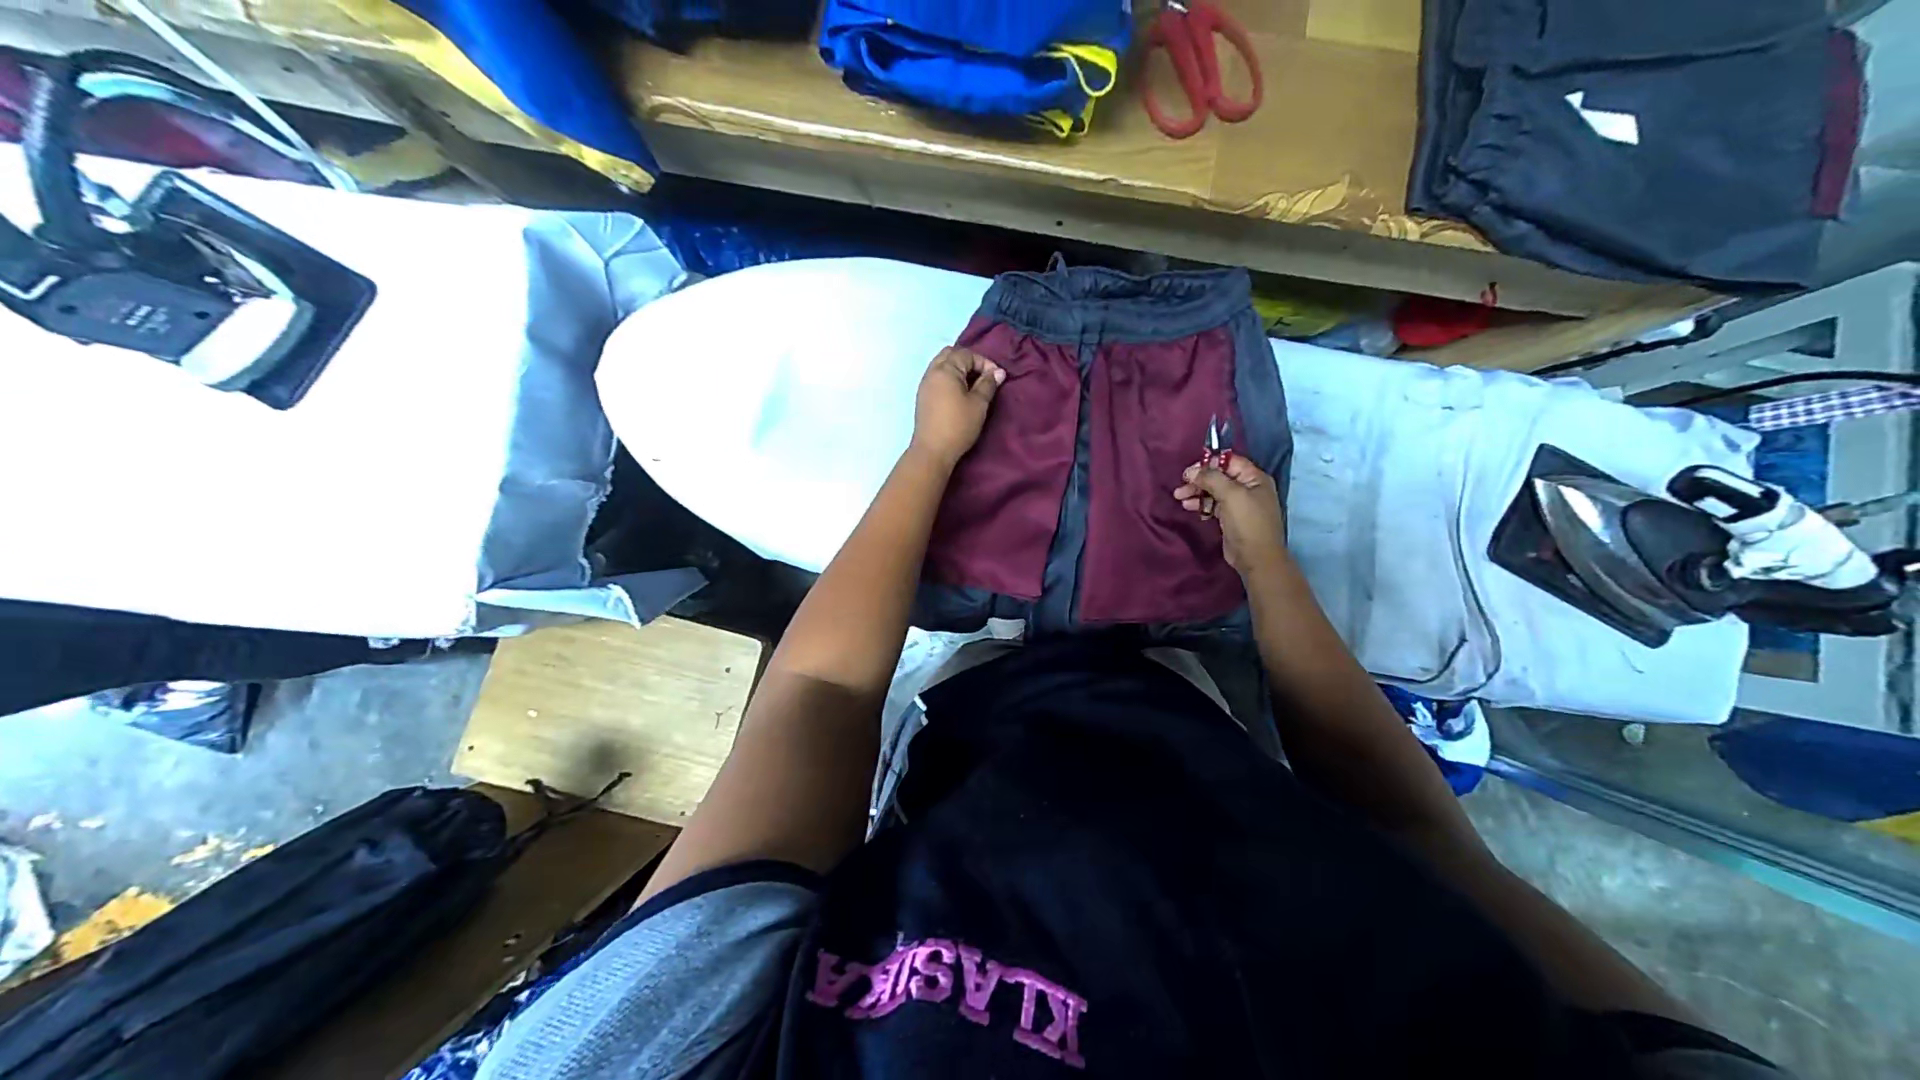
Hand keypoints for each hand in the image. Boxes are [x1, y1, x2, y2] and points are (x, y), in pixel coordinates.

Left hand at [910, 346, 1004, 468]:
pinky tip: (958, 393)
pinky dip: (949, 378)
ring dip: (958, 369)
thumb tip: (998, 372)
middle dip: (969, 361)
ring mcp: (925, 384)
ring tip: (972, 385)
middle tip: (982, 376)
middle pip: (951, 354)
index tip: (996, 378)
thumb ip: (988, 384)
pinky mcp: (923, 396)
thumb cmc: (958, 425)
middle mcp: (932, 372)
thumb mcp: (979, 404)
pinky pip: (936, 377)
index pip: (967, 354)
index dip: (984, 362)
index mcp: (945, 369)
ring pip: (942, 365)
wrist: (932, 451)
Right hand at [1173, 455, 1289, 579]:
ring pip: (1213, 491)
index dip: (1209, 463)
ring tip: (1180, 498)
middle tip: (1181, 487)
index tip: (1190, 471)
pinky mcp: (1230, 517)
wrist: (1256, 557)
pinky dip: (1200, 504)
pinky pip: (1212, 505)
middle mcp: (1248, 487)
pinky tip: (1189, 507)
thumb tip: (1193, 471)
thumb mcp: (1231, 495)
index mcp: (1254, 478)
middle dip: (1199, 480)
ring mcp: (1239, 503)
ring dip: (1196, 492)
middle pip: (1219, 476)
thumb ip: (1212, 478)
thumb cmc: (1247, 522)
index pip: (1229, 461)